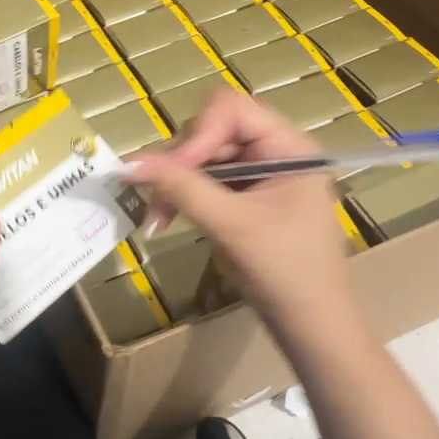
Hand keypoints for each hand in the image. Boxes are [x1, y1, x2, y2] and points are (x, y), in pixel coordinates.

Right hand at [123, 88, 351, 331]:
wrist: (310, 328)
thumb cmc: (285, 272)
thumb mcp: (231, 226)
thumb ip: (182, 189)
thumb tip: (128, 164)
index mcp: (289, 147)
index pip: (231, 110)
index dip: (197, 133)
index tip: (172, 170)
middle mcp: (274, 150)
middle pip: (210, 129)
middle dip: (180, 161)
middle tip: (155, 196)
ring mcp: (257, 172)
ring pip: (199, 154)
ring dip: (174, 180)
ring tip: (157, 216)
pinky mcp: (242, 194)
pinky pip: (201, 177)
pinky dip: (180, 193)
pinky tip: (165, 216)